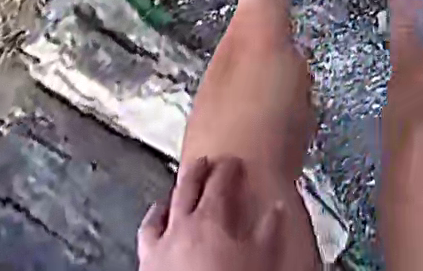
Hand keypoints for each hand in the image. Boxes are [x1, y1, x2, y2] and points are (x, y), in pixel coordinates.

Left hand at [139, 157, 283, 270]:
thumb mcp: (260, 259)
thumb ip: (269, 231)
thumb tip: (277, 208)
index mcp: (208, 218)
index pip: (219, 182)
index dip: (228, 169)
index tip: (234, 163)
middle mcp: (179, 227)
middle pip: (186, 188)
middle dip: (197, 171)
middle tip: (204, 162)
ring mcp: (158, 250)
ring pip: (157, 215)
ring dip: (167, 201)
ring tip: (171, 197)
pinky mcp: (145, 270)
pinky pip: (145, 242)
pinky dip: (152, 230)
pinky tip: (157, 237)